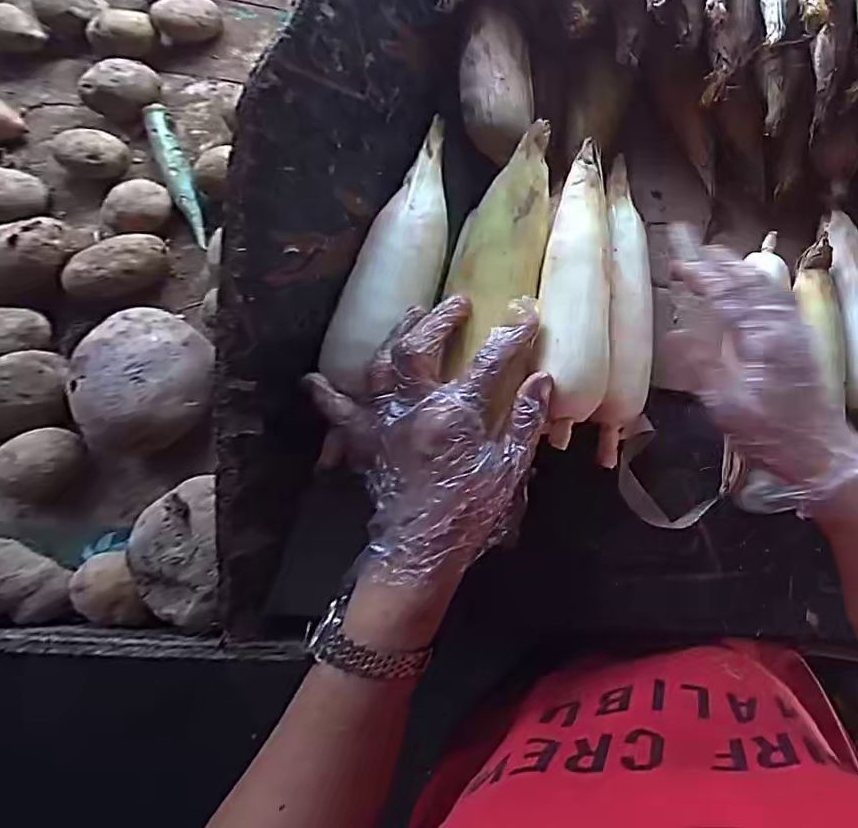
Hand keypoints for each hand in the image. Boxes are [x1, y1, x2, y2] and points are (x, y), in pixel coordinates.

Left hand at [303, 295, 551, 586]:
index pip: (488, 361)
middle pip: (417, 348)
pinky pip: (340, 414)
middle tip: (458, 302)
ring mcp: (384, 423)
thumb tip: (541, 378)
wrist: (420, 554)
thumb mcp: (511, 468)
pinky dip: (328, 394)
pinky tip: (315, 378)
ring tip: (413, 312)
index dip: (511, 335)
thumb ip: (525, 420)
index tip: (527, 315)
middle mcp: (414, 409)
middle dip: (439, 319)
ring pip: (380, 365)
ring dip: (397, 334)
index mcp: (454, 414)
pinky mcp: (367, 443)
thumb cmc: (471, 511)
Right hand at [668, 227, 857, 510]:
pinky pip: (782, 298)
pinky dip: (764, 283)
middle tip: (696, 252)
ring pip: (767, 286)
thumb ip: (700, 365)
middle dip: (720, 263)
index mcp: (757, 339)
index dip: (700, 275)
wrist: (820, 451)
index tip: (679, 265)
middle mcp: (779, 326)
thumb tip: (674, 335)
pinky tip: (758, 284)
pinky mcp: (803, 338)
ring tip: (722, 258)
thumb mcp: (725, 406)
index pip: (724, 294)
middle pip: (748, 281)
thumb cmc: (770, 433)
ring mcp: (795, 330)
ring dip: (742, 268)